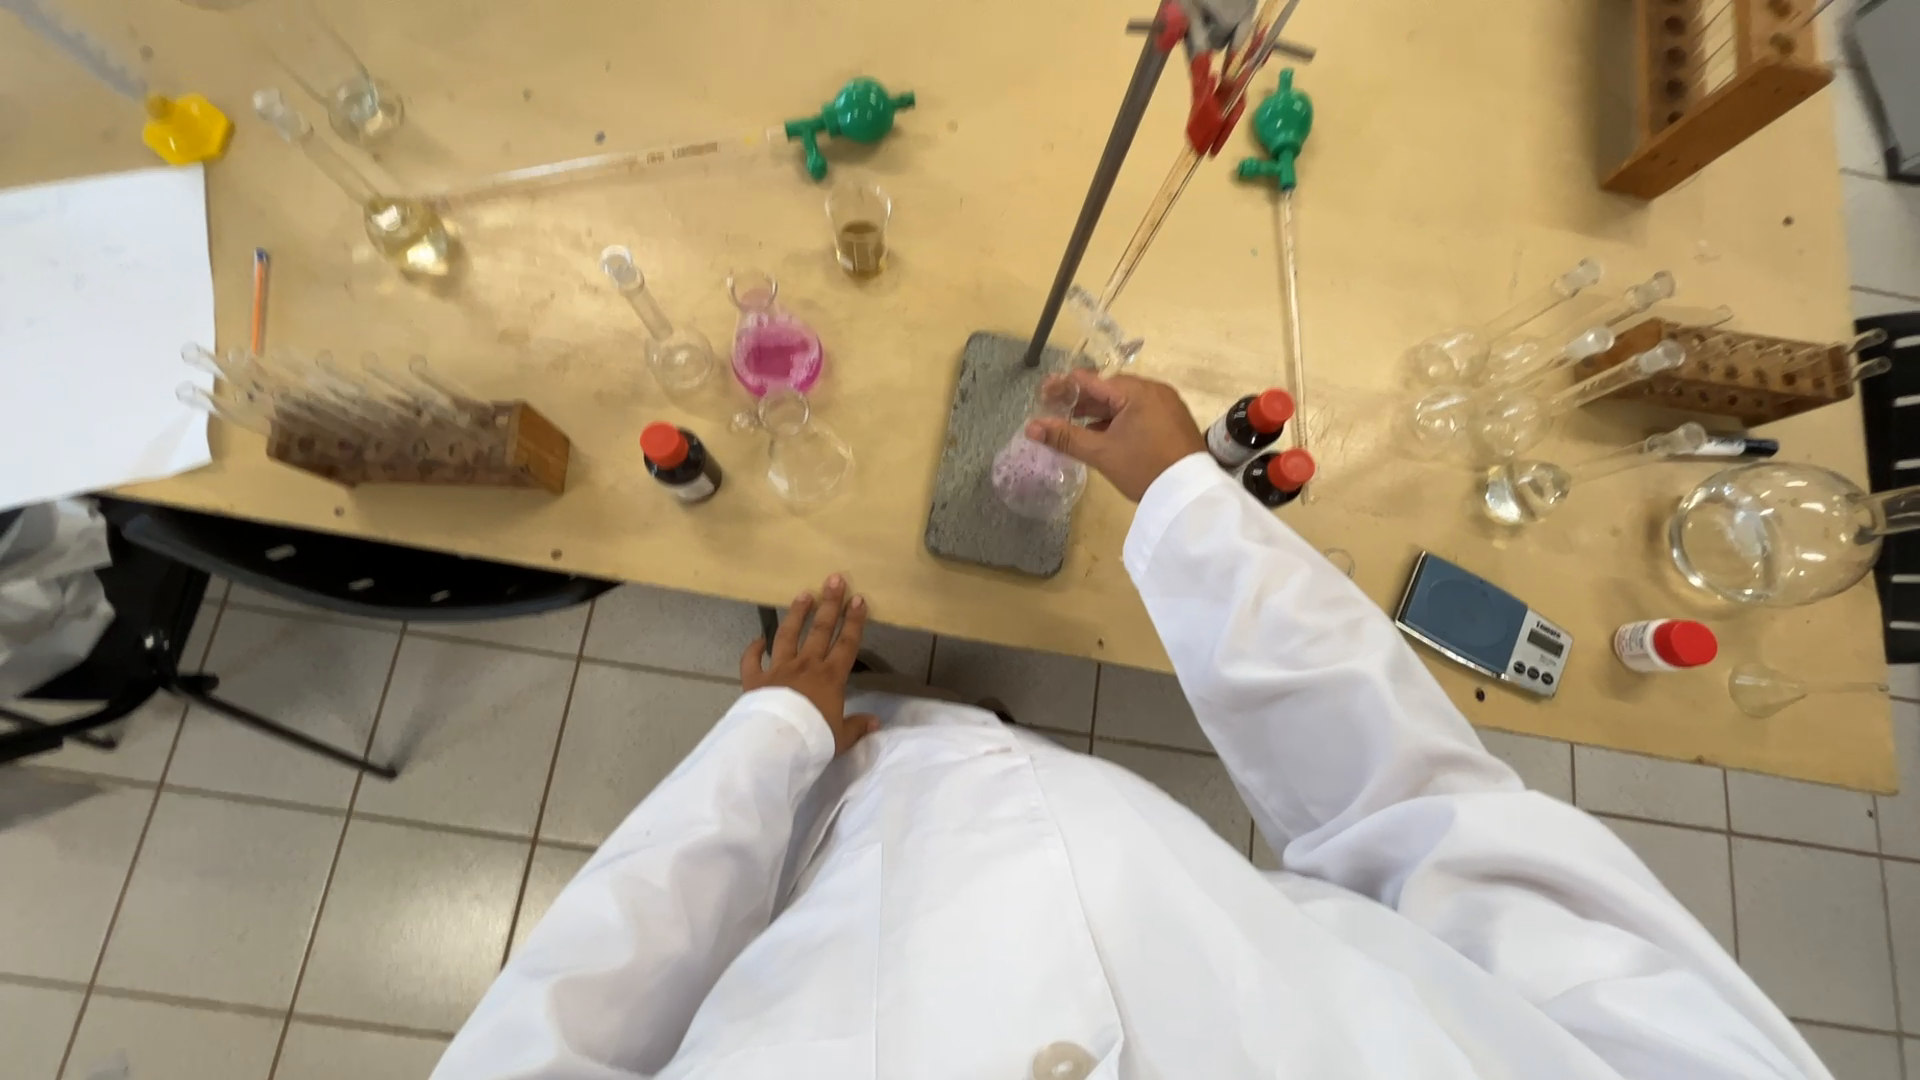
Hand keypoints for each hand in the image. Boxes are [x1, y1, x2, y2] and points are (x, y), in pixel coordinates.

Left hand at [740, 573, 878, 755]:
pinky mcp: (755, 679)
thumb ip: (857, 726)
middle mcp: (806, 665)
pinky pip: (752, 661)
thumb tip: (876, 722)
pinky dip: (753, 649)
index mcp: (830, 677)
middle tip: (834, 579)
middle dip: (829, 604)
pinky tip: (757, 640)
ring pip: (788, 635)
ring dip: (796, 614)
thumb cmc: (813, 738)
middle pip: (820, 630)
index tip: (858, 599)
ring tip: (803, 594)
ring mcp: (778, 669)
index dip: (854, 621)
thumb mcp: (840, 737)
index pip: (847, 643)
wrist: (775, 743)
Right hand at [1025, 370, 1206, 502]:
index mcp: (1136, 391)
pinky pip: (1137, 412)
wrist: (1189, 495)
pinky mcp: (1171, 421)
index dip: (1063, 386)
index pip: (1091, 379)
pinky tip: (1101, 435)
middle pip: (1107, 388)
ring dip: (1097, 412)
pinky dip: (1116, 420)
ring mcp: (1165, 405)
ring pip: (1122, 402)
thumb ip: (1065, 437)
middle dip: (1079, 400)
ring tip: (1073, 426)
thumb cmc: (1144, 468)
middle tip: (1053, 412)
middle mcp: (1153, 390)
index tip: (1041, 396)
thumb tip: (1031, 427)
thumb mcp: (1101, 453)